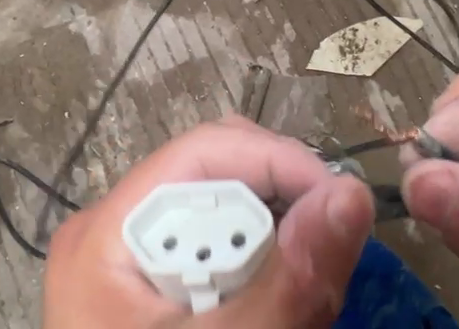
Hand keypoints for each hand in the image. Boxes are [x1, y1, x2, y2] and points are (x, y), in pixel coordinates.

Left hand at [44, 117, 375, 328]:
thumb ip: (288, 283)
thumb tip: (351, 193)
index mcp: (106, 233)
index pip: (205, 153)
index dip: (278, 162)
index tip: (341, 204)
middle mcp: (111, 230)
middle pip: (216, 174)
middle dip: (283, 202)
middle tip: (329, 258)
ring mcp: (127, 260)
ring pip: (224, 209)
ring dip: (277, 237)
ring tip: (306, 289)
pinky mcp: (148, 288)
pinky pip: (216, 247)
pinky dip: (258, 265)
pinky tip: (276, 304)